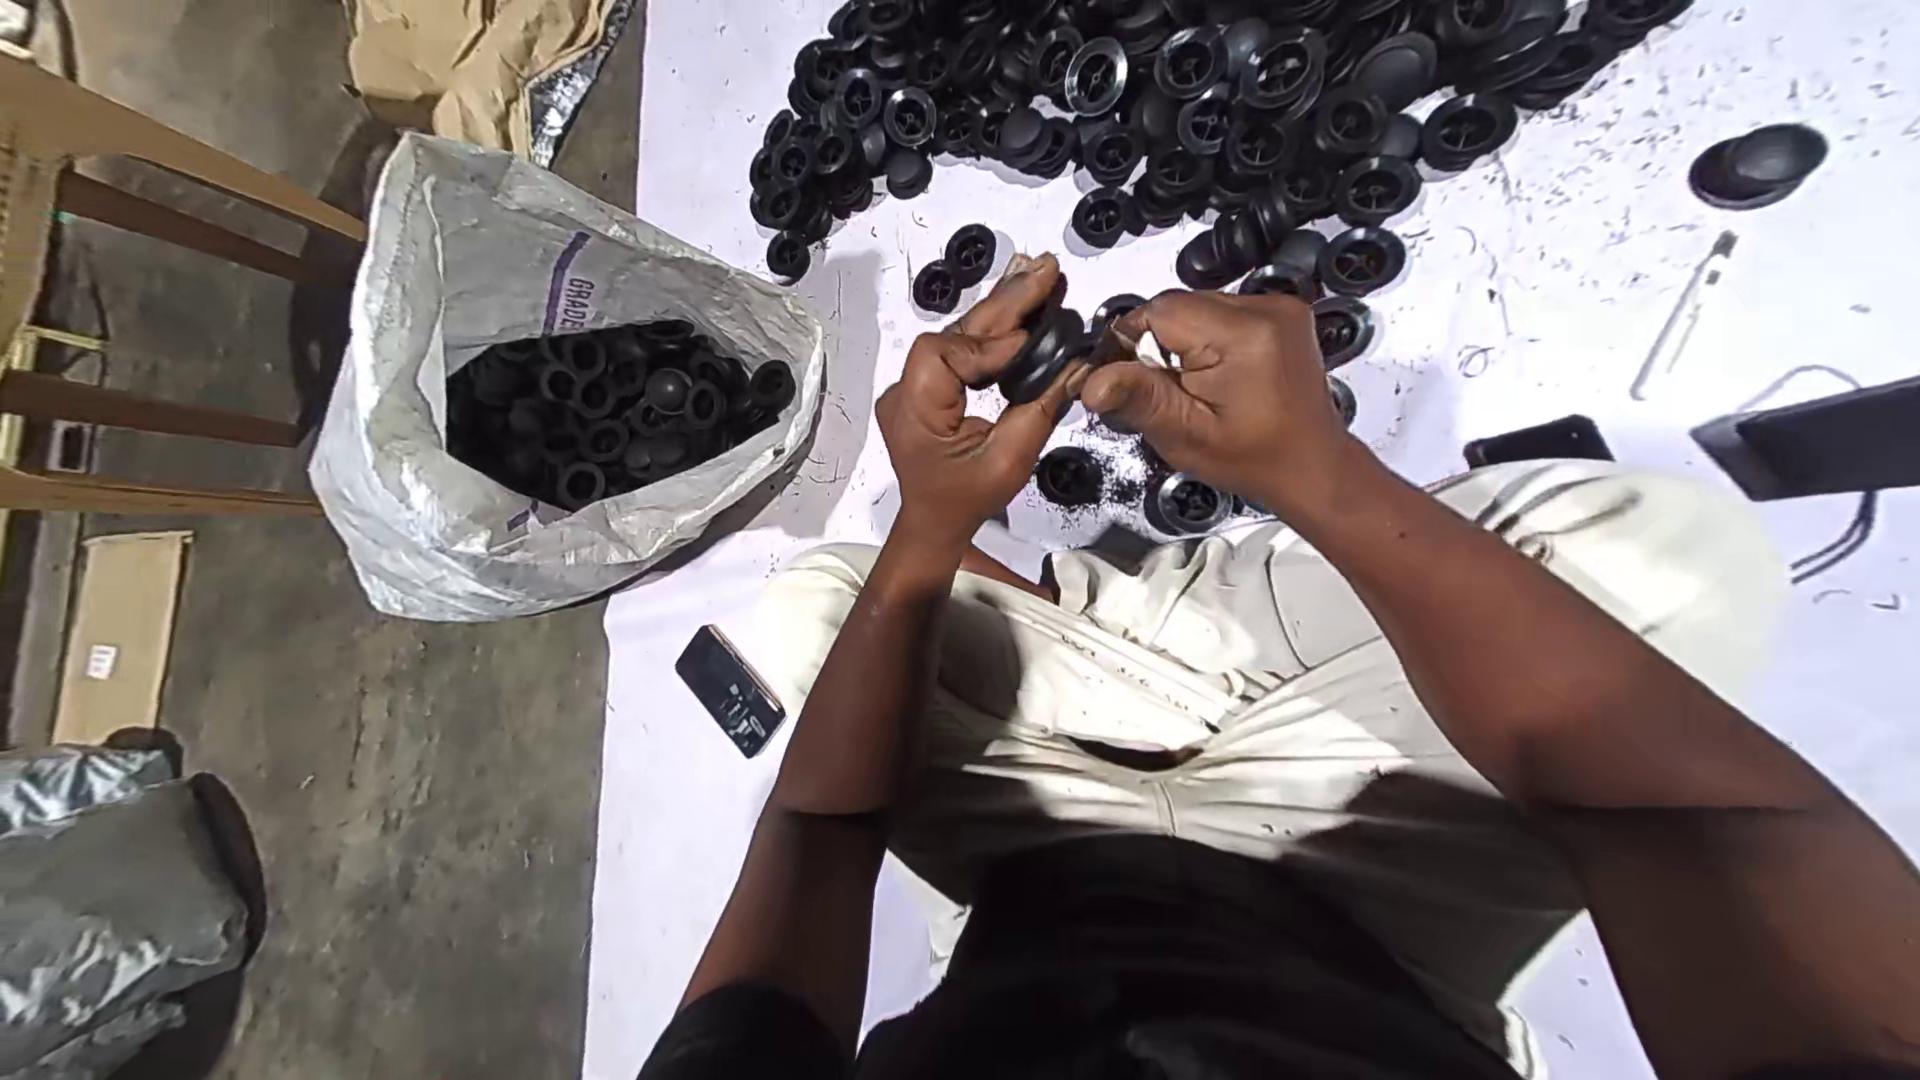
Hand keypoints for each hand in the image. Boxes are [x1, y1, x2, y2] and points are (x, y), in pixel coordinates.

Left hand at [876, 254, 1082, 547]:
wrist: (936, 520)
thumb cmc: (964, 500)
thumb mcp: (1009, 462)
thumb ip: (1040, 410)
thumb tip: (1072, 368)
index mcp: (913, 412)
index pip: (947, 354)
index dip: (991, 343)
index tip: (1035, 339)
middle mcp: (905, 392)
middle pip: (955, 332)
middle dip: (1004, 305)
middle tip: (1046, 273)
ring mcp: (913, 387)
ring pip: (959, 335)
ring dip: (1001, 309)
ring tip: (1039, 278)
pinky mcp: (927, 387)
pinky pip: (960, 349)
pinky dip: (992, 330)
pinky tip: (1018, 305)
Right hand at [1080, 290, 1356, 511]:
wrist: (1309, 465)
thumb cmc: (1254, 458)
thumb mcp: (1185, 436)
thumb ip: (1139, 400)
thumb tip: (1091, 382)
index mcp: (1243, 336)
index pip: (1158, 311)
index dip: (1128, 342)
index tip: (1122, 378)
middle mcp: (1265, 309)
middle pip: (1175, 306)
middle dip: (1153, 345)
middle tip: (1158, 392)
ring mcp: (1276, 307)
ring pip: (1193, 308)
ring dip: (1176, 343)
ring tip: (1186, 387)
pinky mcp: (1278, 314)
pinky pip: (1217, 313)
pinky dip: (1201, 341)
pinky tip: (1208, 376)